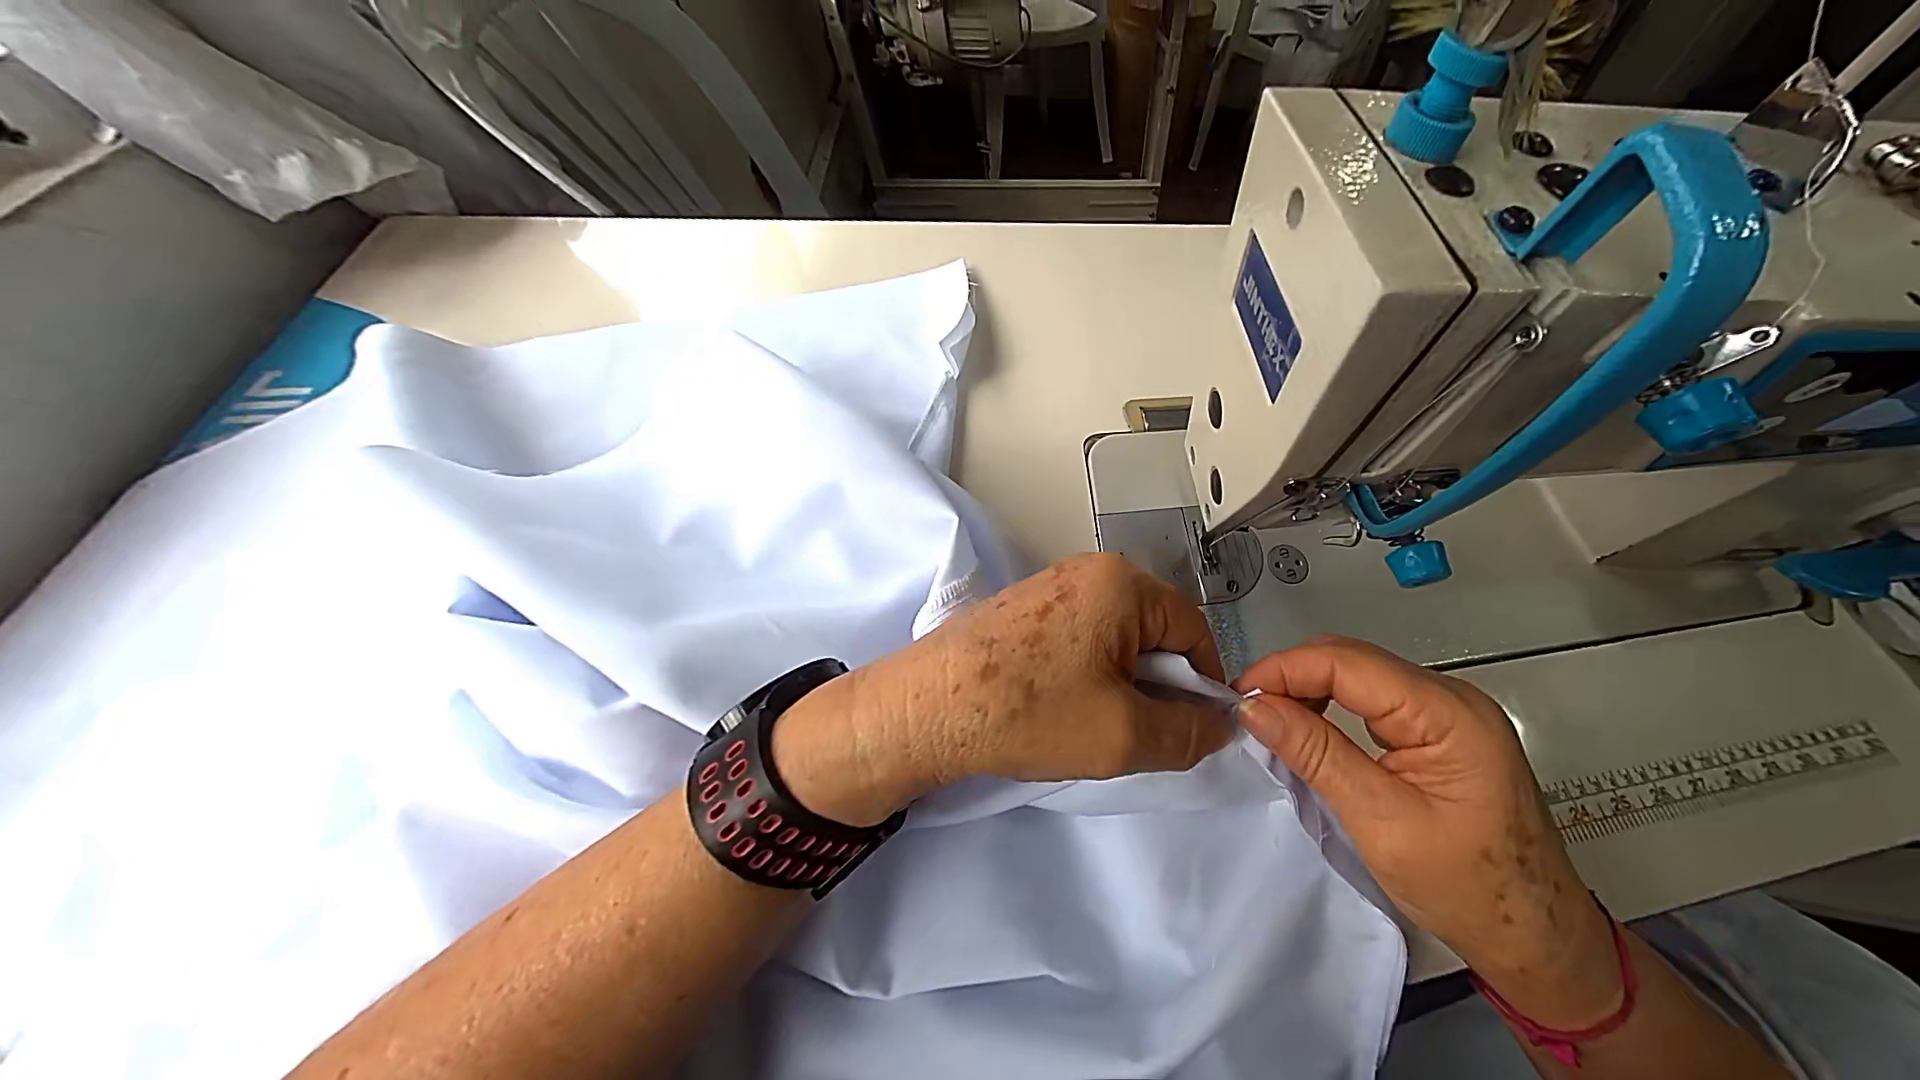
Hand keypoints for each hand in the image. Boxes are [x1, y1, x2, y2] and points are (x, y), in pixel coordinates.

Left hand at [773, 553, 1234, 825]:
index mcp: (1120, 582)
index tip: (1187, 729)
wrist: (924, 709)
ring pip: (1114, 639)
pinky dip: (1083, 674)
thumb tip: (1219, 724)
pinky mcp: (1021, 608)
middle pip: (1153, 631)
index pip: (1194, 630)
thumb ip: (1189, 731)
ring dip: (1118, 683)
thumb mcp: (1125, 734)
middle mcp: (1086, 570)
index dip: (1201, 685)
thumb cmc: (1028, 713)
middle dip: (1155, 685)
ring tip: (1090, 722)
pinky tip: (1059, 706)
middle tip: (1133, 731)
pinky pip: (1077, 639)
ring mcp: (1048, 586)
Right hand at [1233, 637, 1623, 1029]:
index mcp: (1449, 714)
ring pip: (1356, 673)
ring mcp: (1446, 711)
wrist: (1536, 939)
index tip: (1237, 696)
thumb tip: (1253, 707)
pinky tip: (1307, 727)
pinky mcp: (1436, 728)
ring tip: (1270, 720)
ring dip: (1306, 689)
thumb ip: (1315, 753)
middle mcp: (1451, 698)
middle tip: (1248, 710)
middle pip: (1351, 658)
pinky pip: (1369, 696)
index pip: (1347, 662)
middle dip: (1291, 676)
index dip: (1284, 669)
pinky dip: (1328, 703)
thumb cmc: (1468, 888)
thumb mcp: (1380, 820)